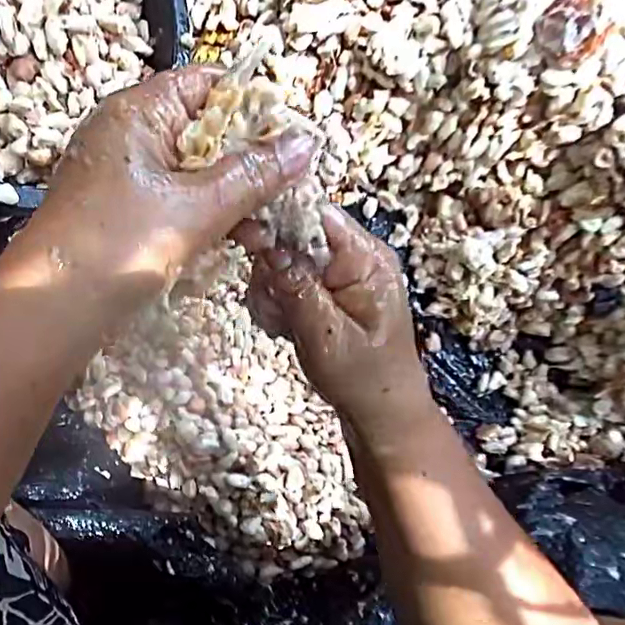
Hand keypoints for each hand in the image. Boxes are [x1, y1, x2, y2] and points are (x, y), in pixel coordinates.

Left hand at [1, 66, 316, 317]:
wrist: (50, 309)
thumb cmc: (119, 247)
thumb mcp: (197, 209)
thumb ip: (253, 175)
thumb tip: (304, 142)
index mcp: (137, 111)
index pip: (209, 84)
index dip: (253, 109)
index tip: (286, 146)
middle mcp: (121, 135)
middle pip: (199, 131)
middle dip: (242, 163)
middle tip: (278, 196)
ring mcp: (113, 177)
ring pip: (183, 173)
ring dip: (222, 198)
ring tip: (256, 228)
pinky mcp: (111, 215)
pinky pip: (164, 203)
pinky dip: (193, 219)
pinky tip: (219, 242)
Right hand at [240, 206, 432, 433]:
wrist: (380, 411)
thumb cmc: (363, 377)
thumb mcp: (328, 336)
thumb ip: (298, 290)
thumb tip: (268, 245)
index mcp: (365, 258)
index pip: (316, 213)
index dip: (277, 219)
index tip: (245, 241)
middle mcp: (351, 256)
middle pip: (292, 235)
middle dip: (270, 268)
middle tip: (274, 308)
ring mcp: (335, 273)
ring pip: (280, 260)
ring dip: (269, 290)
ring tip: (282, 324)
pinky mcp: (321, 289)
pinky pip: (282, 282)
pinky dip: (273, 303)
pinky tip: (283, 327)